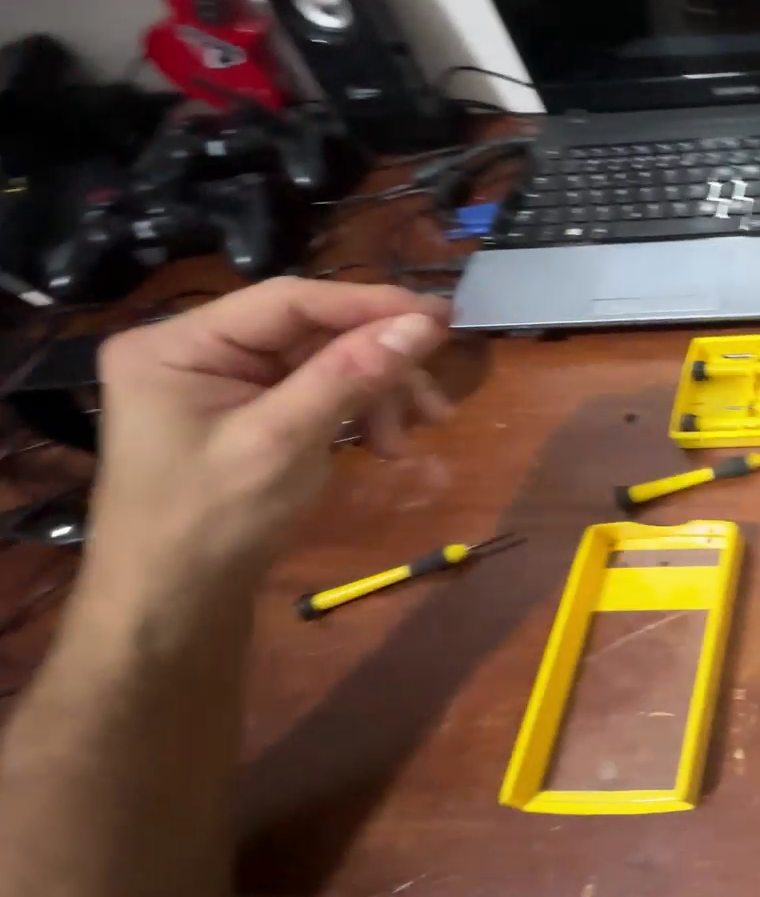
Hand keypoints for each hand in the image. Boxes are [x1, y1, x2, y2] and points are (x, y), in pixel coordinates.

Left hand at [85, 279, 452, 597]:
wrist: (179, 595)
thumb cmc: (213, 518)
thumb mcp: (284, 441)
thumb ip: (352, 375)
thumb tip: (426, 325)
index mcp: (180, 343)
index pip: (292, 301)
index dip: (371, 305)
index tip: (443, 318)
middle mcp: (204, 348)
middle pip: (320, 331)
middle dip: (383, 366)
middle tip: (435, 401)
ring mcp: (233, 378)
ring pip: (336, 360)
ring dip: (384, 394)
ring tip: (408, 439)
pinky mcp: (262, 405)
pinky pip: (332, 388)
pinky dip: (369, 412)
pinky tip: (388, 446)